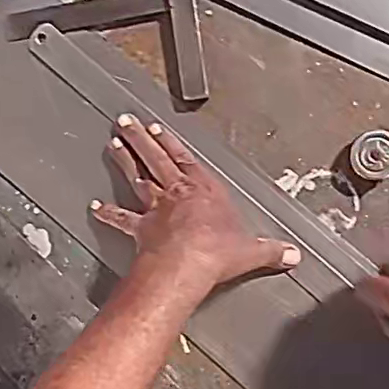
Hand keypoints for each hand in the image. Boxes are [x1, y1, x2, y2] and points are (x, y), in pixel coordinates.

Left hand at [91, 114, 300, 293]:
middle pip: (156, 159)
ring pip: (137, 177)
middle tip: (126, 122)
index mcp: (205, 191)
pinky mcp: (141, 229)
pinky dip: (108, 212)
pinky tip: (96, 206)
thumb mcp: (253, 251)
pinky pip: (121, 218)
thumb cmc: (216, 252)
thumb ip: (272, 251)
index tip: (158, 130)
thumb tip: (292, 255)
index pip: (185, 160)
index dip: (171, 144)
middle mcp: (178, 194)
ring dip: (125, 161)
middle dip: (141, 139)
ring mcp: (157, 209)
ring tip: (114, 144)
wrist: (188, 266)